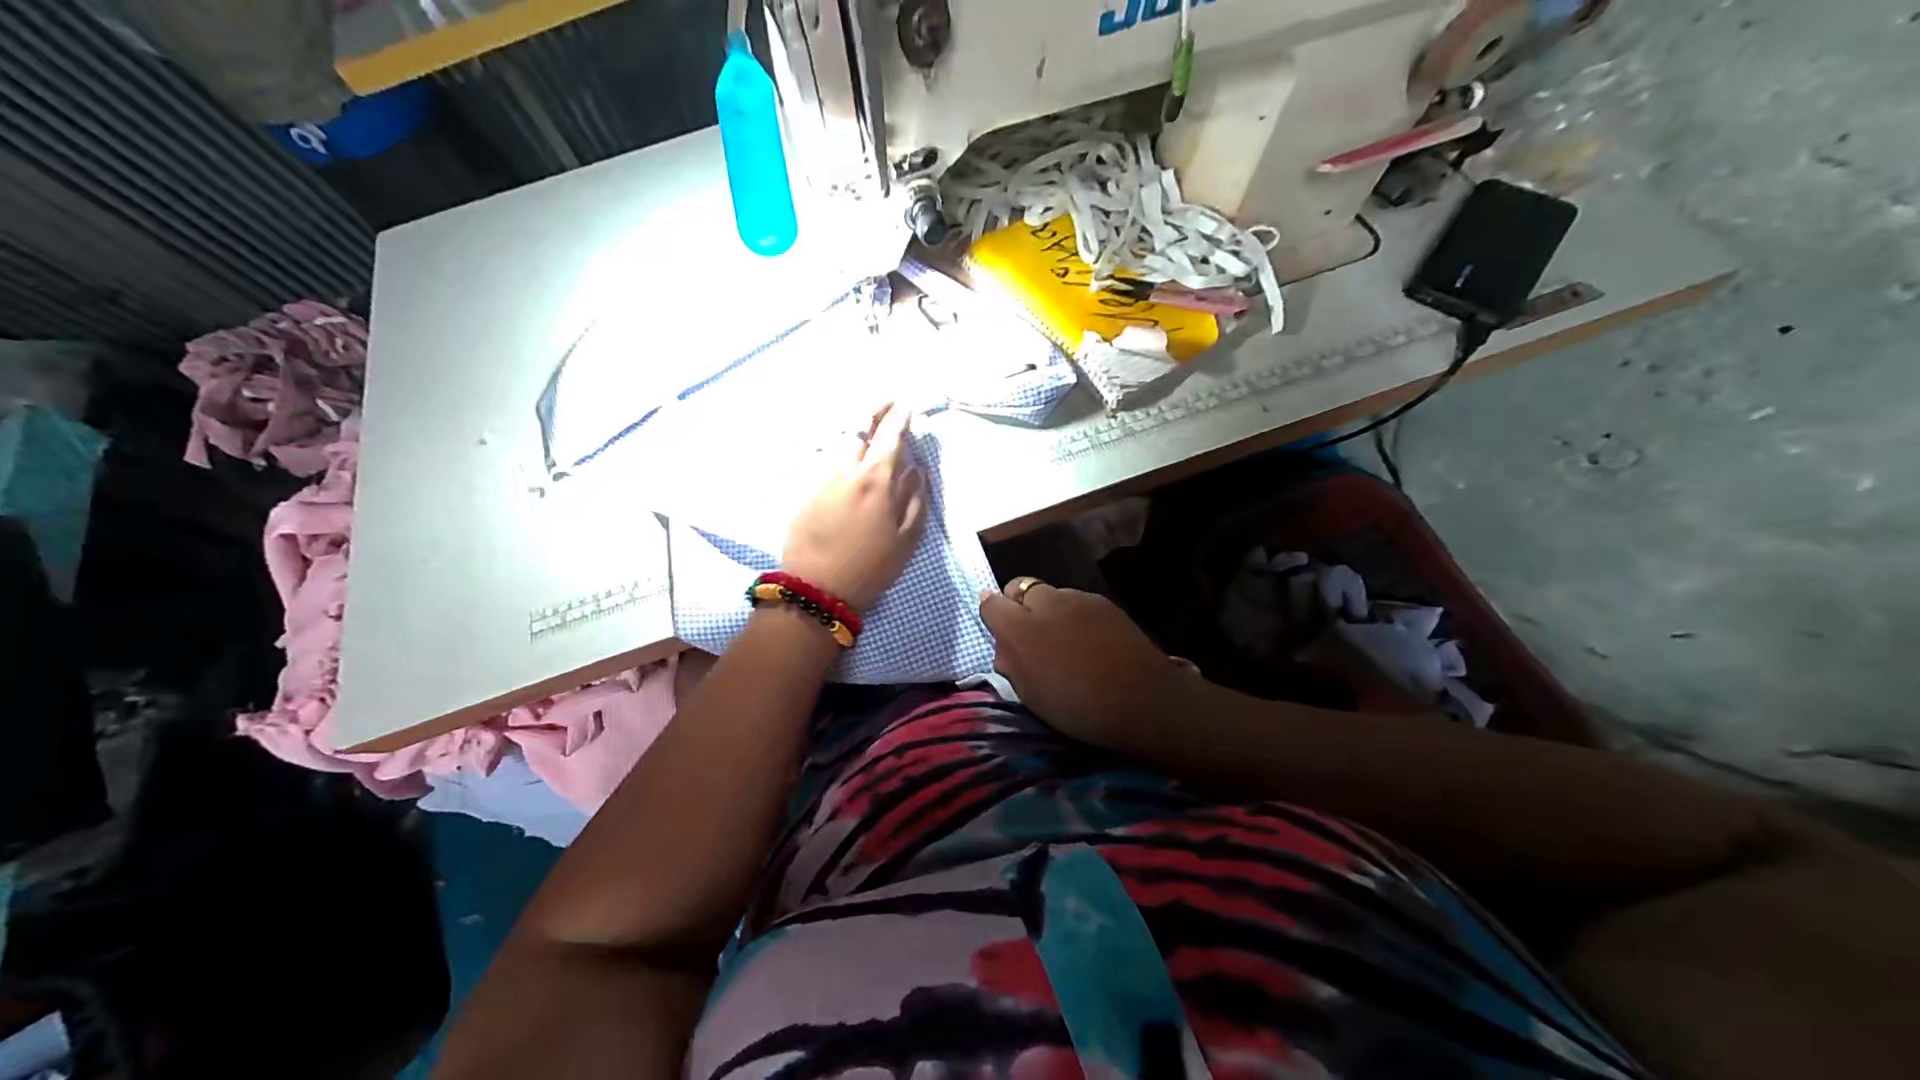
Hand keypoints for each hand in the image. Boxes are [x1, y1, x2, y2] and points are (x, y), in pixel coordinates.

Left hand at [781, 404, 927, 611]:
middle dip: (874, 411)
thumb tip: (916, 471)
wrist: (816, 588)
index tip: (906, 404)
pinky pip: (822, 459)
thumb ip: (914, 501)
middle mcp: (847, 471)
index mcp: (876, 481)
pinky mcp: (804, 492)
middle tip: (886, 401)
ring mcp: (822, 479)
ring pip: (837, 442)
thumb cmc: (870, 568)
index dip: (899, 418)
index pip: (890, 438)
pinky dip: (835, 449)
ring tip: (864, 425)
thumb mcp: (905, 540)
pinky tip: (840, 451)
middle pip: (859, 430)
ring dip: (853, 428)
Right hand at [979, 580, 1201, 752]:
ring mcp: (1077, 598)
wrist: (1143, 701)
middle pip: (1019, 588)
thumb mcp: (1030, 694)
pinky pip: (1076, 601)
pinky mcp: (1103, 602)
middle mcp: (1046, 603)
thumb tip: (1002, 639)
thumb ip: (1010, 660)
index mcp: (1021, 630)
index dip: (993, 617)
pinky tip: (1089, 640)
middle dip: (1019, 606)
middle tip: (1032, 637)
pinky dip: (1074, 614)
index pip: (990, 603)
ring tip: (1065, 640)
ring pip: (1050, 593)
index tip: (1002, 636)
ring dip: (1048, 610)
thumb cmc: (1078, 707)